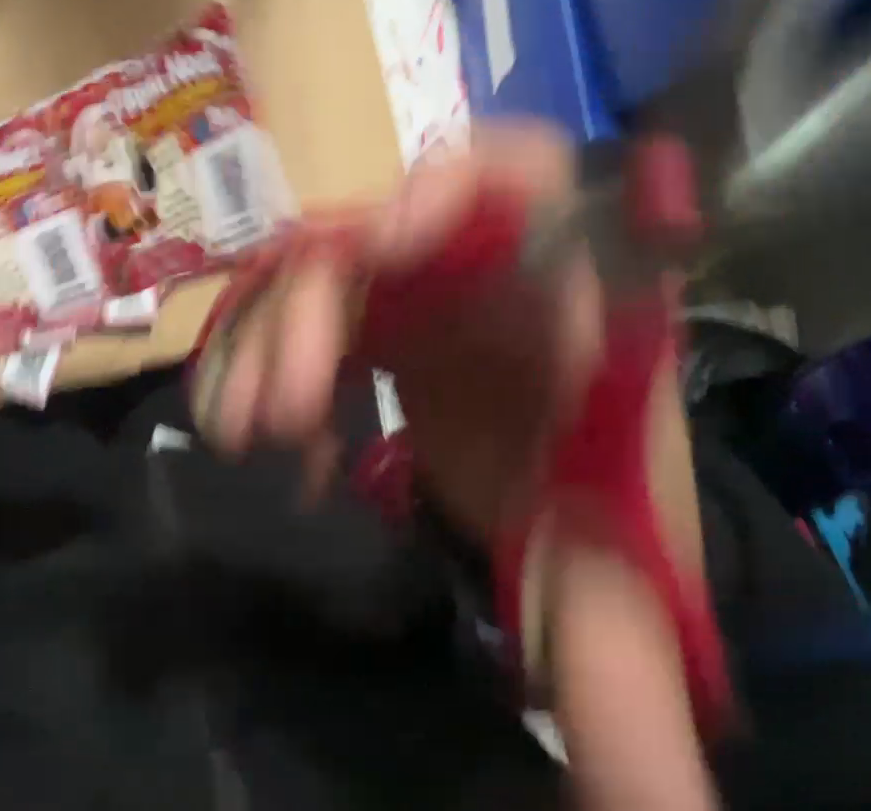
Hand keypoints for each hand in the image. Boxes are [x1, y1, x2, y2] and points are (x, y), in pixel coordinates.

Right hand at [205, 122, 715, 809]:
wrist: (566, 514)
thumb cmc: (607, 537)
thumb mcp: (615, 599)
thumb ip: (623, 681)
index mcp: (576, 313)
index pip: (534, 192)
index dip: (462, 189)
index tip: (388, 241)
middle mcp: (488, 281)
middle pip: (388, 239)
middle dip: (319, 308)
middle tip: (281, 405)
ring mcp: (420, 296)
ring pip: (323, 275)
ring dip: (271, 341)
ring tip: (247, 432)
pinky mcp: (372, 324)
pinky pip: (298, 317)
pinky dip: (266, 366)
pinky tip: (269, 441)